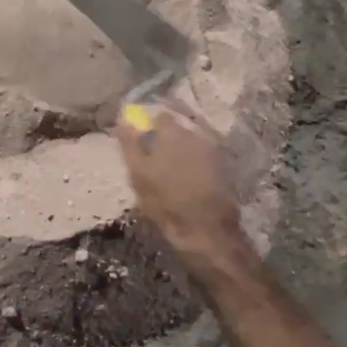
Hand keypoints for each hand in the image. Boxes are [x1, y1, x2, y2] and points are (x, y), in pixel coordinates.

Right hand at [114, 103, 247, 264]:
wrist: (204, 229)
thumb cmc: (165, 201)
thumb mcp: (138, 173)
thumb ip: (130, 143)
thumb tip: (123, 118)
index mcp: (173, 133)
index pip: (160, 118)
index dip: (150, 128)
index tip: (142, 144)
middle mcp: (196, 135)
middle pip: (177, 131)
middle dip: (166, 142)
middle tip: (155, 164)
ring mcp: (213, 152)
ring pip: (190, 146)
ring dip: (181, 155)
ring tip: (171, 177)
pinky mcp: (223, 169)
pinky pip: (202, 160)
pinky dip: (194, 167)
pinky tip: (187, 184)